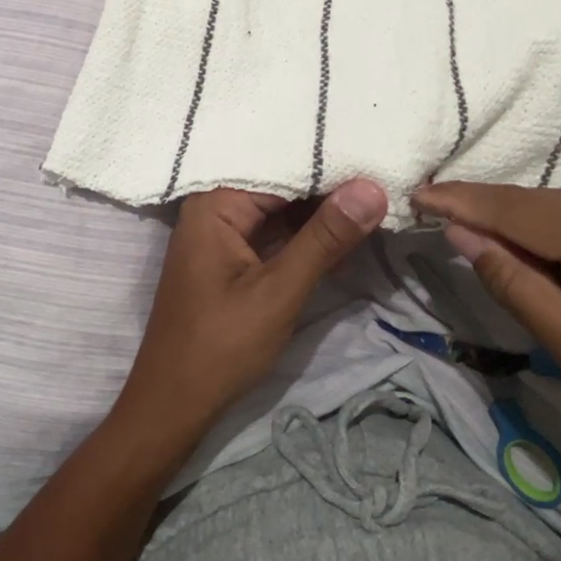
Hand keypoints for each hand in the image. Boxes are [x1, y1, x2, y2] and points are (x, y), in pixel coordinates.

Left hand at [112, 180, 387, 448]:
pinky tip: (345, 233)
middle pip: (279, 185)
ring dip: (321, 212)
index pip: (280, 167)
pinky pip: (272, 233)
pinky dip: (304, 235)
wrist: (174, 401)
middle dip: (328, 186)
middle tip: (386, 176)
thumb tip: (371, 188)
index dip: (330, 165)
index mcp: (214, 204)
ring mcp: (219, 234)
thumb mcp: (279, 291)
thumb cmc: (221, 345)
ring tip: (377, 197)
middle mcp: (212, 208)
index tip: (379, 159)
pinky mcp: (229, 258)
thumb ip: (324, 239)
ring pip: (279, 210)